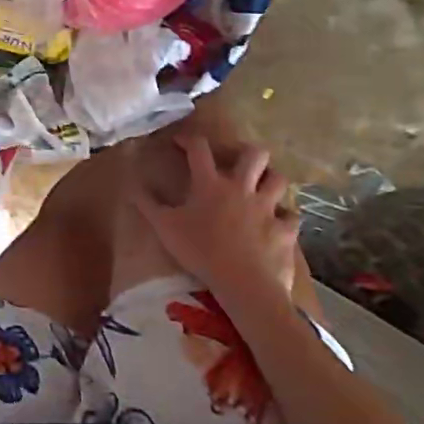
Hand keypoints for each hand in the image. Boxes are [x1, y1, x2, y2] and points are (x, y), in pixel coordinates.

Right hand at [134, 138, 298, 301]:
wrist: (244, 284)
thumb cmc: (200, 251)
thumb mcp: (165, 227)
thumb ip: (147, 203)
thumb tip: (132, 183)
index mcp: (210, 184)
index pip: (199, 148)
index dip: (189, 139)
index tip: (180, 141)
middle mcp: (241, 188)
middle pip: (253, 154)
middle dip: (247, 151)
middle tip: (237, 160)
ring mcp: (267, 208)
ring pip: (278, 179)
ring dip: (271, 179)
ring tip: (262, 185)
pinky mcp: (285, 230)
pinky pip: (291, 216)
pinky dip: (285, 216)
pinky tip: (278, 222)